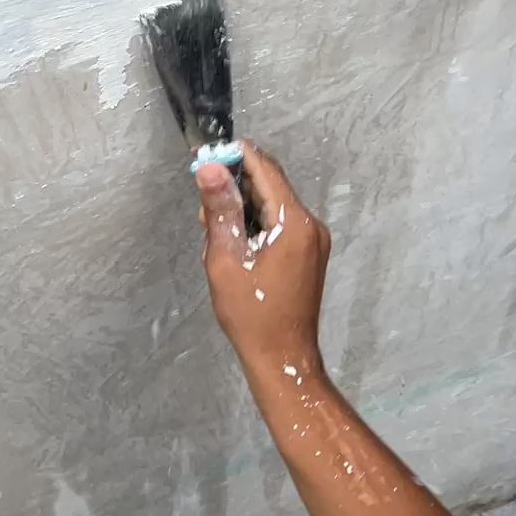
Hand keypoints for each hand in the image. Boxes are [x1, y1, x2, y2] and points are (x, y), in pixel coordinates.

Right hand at [196, 143, 331, 364]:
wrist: (282, 359)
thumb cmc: (251, 313)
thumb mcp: (226, 259)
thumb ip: (220, 209)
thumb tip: (209, 167)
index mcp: (294, 222)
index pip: (264, 169)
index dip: (233, 156)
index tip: (203, 156)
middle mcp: (310, 224)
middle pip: (270, 183)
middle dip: (234, 182)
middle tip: (202, 201)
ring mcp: (313, 239)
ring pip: (272, 202)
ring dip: (241, 204)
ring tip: (214, 229)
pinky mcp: (309, 252)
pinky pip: (279, 221)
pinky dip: (254, 221)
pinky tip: (233, 240)